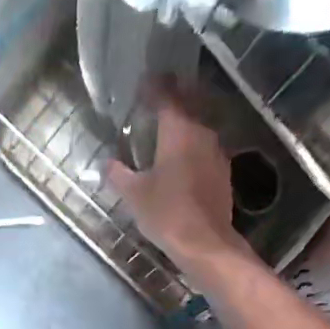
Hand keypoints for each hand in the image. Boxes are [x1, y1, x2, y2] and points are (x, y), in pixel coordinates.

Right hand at [107, 95, 252, 272]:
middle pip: (186, 107)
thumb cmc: (166, 213)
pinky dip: (192, 150)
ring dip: (183, 128)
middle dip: (171, 103)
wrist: (205, 244)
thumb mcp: (134, 195)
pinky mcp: (223, 174)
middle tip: (154, 105)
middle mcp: (201, 132)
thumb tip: (106, 163)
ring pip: (198, 130)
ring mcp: (217, 153)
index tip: (142, 84)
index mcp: (178, 129)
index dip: (153, 86)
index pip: (165, 94)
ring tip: (166, 135)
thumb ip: (118, 174)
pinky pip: (205, 152)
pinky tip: (182, 163)